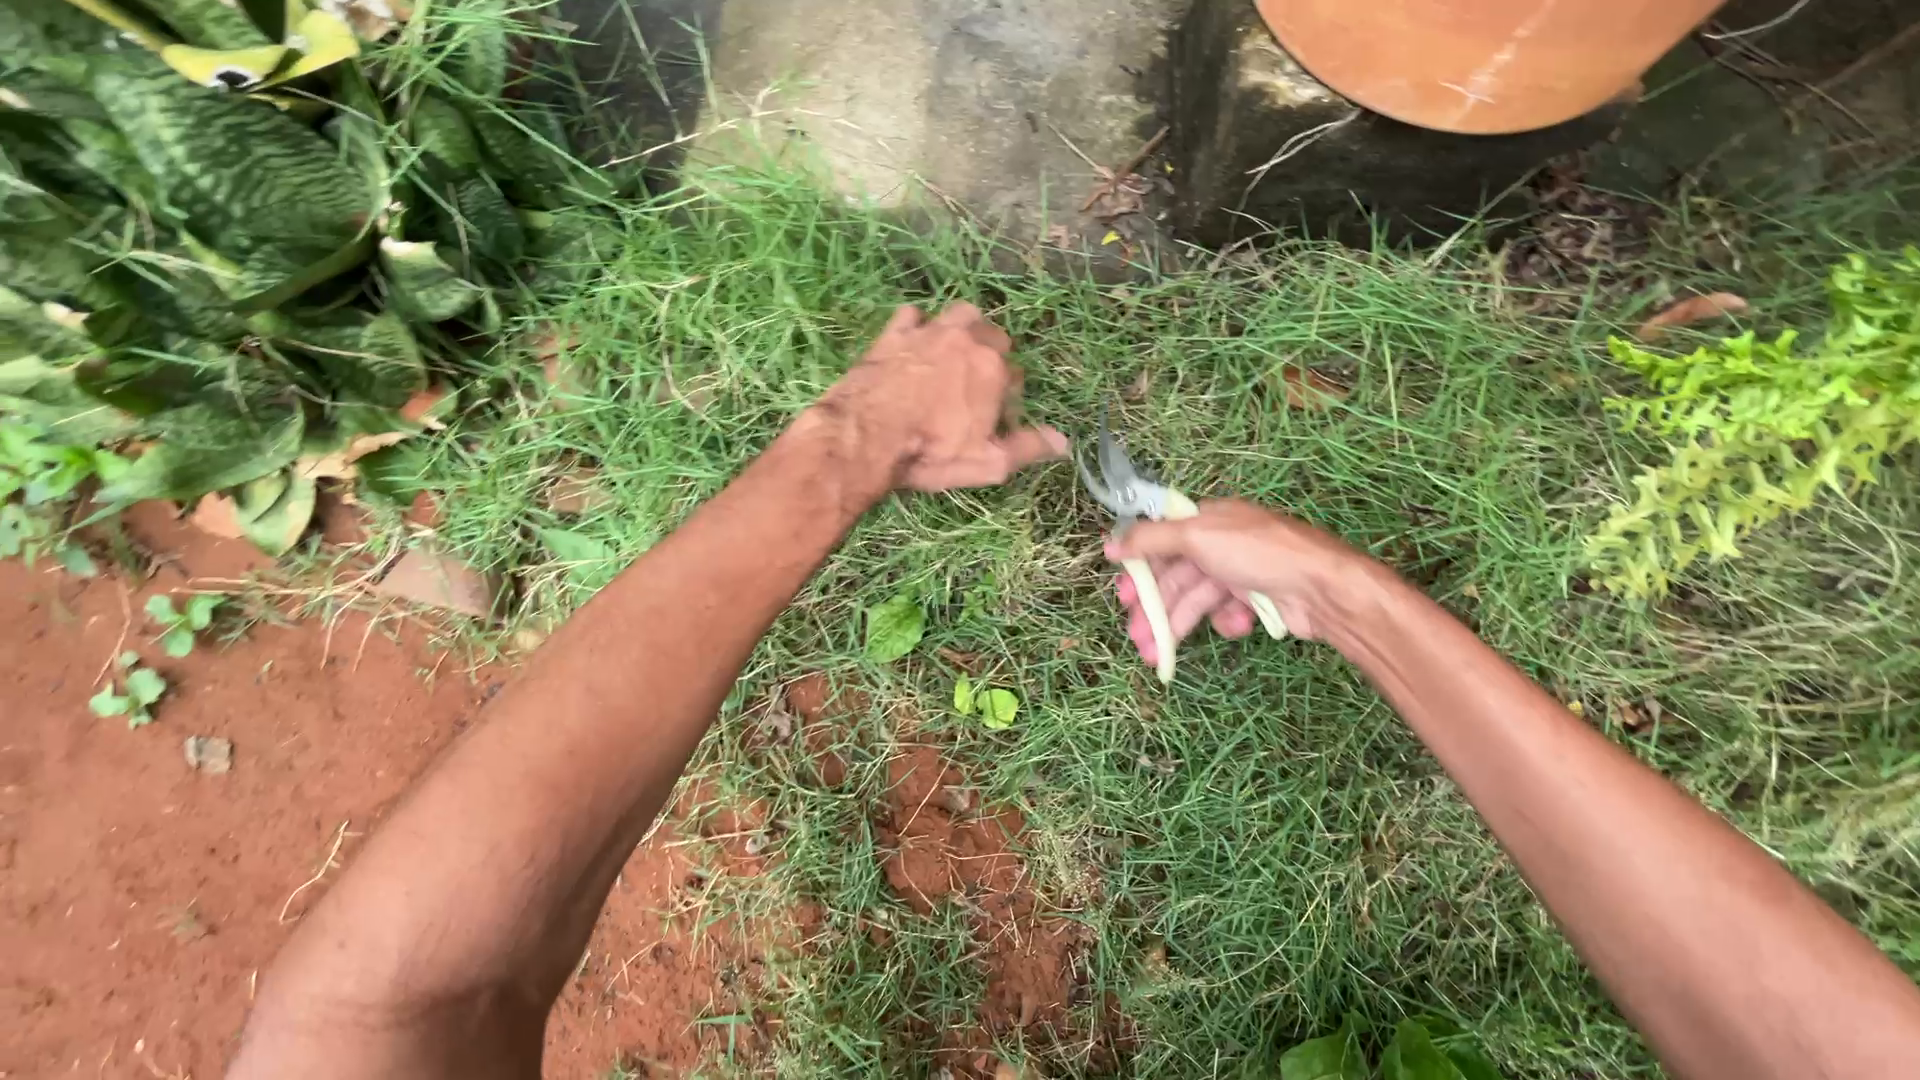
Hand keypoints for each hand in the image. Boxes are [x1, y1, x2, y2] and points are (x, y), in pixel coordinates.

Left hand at [824, 303, 1067, 490]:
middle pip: (993, 338)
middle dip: (992, 359)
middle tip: (975, 387)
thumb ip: (1027, 448)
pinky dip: (918, 326)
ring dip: (965, 330)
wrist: (866, 435)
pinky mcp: (894, 332)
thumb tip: (1063, 441)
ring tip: (954, 354)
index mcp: (994, 369)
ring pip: (960, 315)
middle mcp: (967, 340)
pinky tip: (913, 343)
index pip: (1016, 377)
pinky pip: (913, 315)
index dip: (1007, 399)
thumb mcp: (987, 463)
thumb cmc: (931, 452)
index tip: (994, 419)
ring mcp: (930, 331)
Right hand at [1106, 499, 1377, 656]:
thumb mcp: (1196, 537)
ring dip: (1176, 625)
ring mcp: (1240, 573)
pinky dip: (1225, 622)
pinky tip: (1234, 626)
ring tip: (1157, 654)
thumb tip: (1111, 544)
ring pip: (1197, 600)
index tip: (1124, 595)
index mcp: (1207, 520)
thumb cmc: (1255, 552)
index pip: (1162, 543)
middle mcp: (1221, 543)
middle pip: (1176, 577)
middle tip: (1136, 635)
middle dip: (1154, 607)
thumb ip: (1150, 540)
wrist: (1320, 587)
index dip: (1141, 570)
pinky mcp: (1257, 600)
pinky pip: (1227, 612)